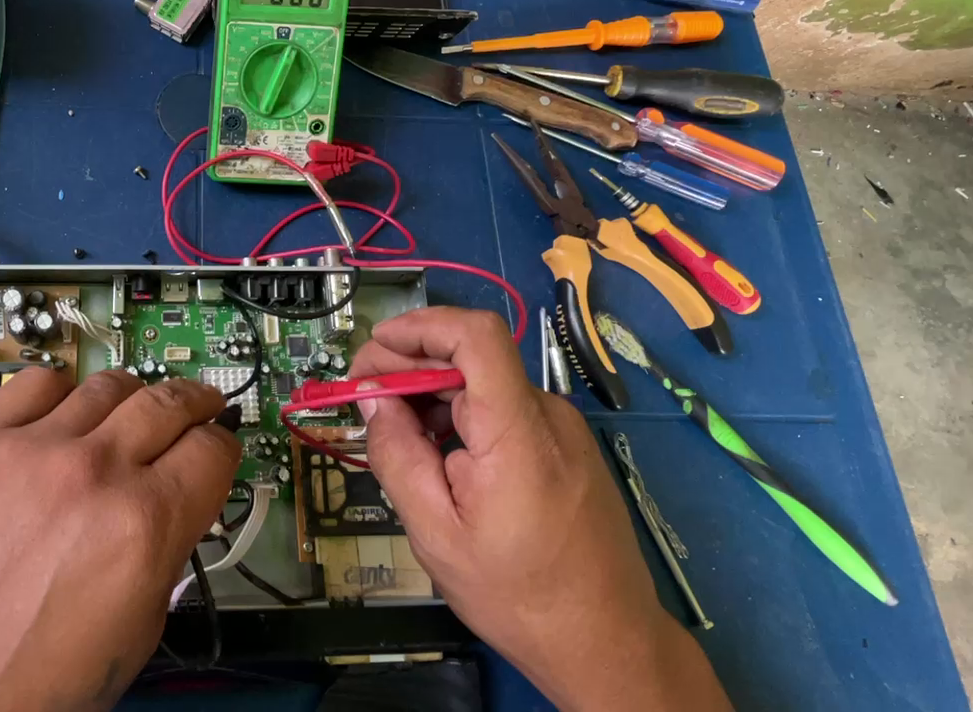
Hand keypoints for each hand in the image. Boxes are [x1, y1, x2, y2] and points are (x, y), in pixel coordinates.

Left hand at [0, 369, 239, 711]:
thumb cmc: (49, 672)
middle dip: (194, 403)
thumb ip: (170, 543)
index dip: (222, 447)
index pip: (211, 448)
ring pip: (108, 385)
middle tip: (197, 405)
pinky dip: (60, 392)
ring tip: (131, 408)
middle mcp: (94, 472)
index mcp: (144, 524)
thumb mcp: (142, 622)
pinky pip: (36, 384)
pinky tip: (63, 413)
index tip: (215, 448)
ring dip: (132, 396)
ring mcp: (32, 449)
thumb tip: (179, 490)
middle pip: (167, 402)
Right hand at [349, 307, 730, 710]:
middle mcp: (547, 415)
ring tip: (394, 429)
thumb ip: (398, 457)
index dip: (421, 325)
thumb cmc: (518, 596)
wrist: (610, 646)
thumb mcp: (437, 535)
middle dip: (409, 364)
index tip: (375, 348)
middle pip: (471, 358)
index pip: (477, 336)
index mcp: (518, 433)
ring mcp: (562, 428)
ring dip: (432, 393)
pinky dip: (460, 415)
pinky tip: (436, 449)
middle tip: (363, 394)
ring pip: (483, 384)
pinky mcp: (564, 445)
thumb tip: (373, 398)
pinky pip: (501, 409)